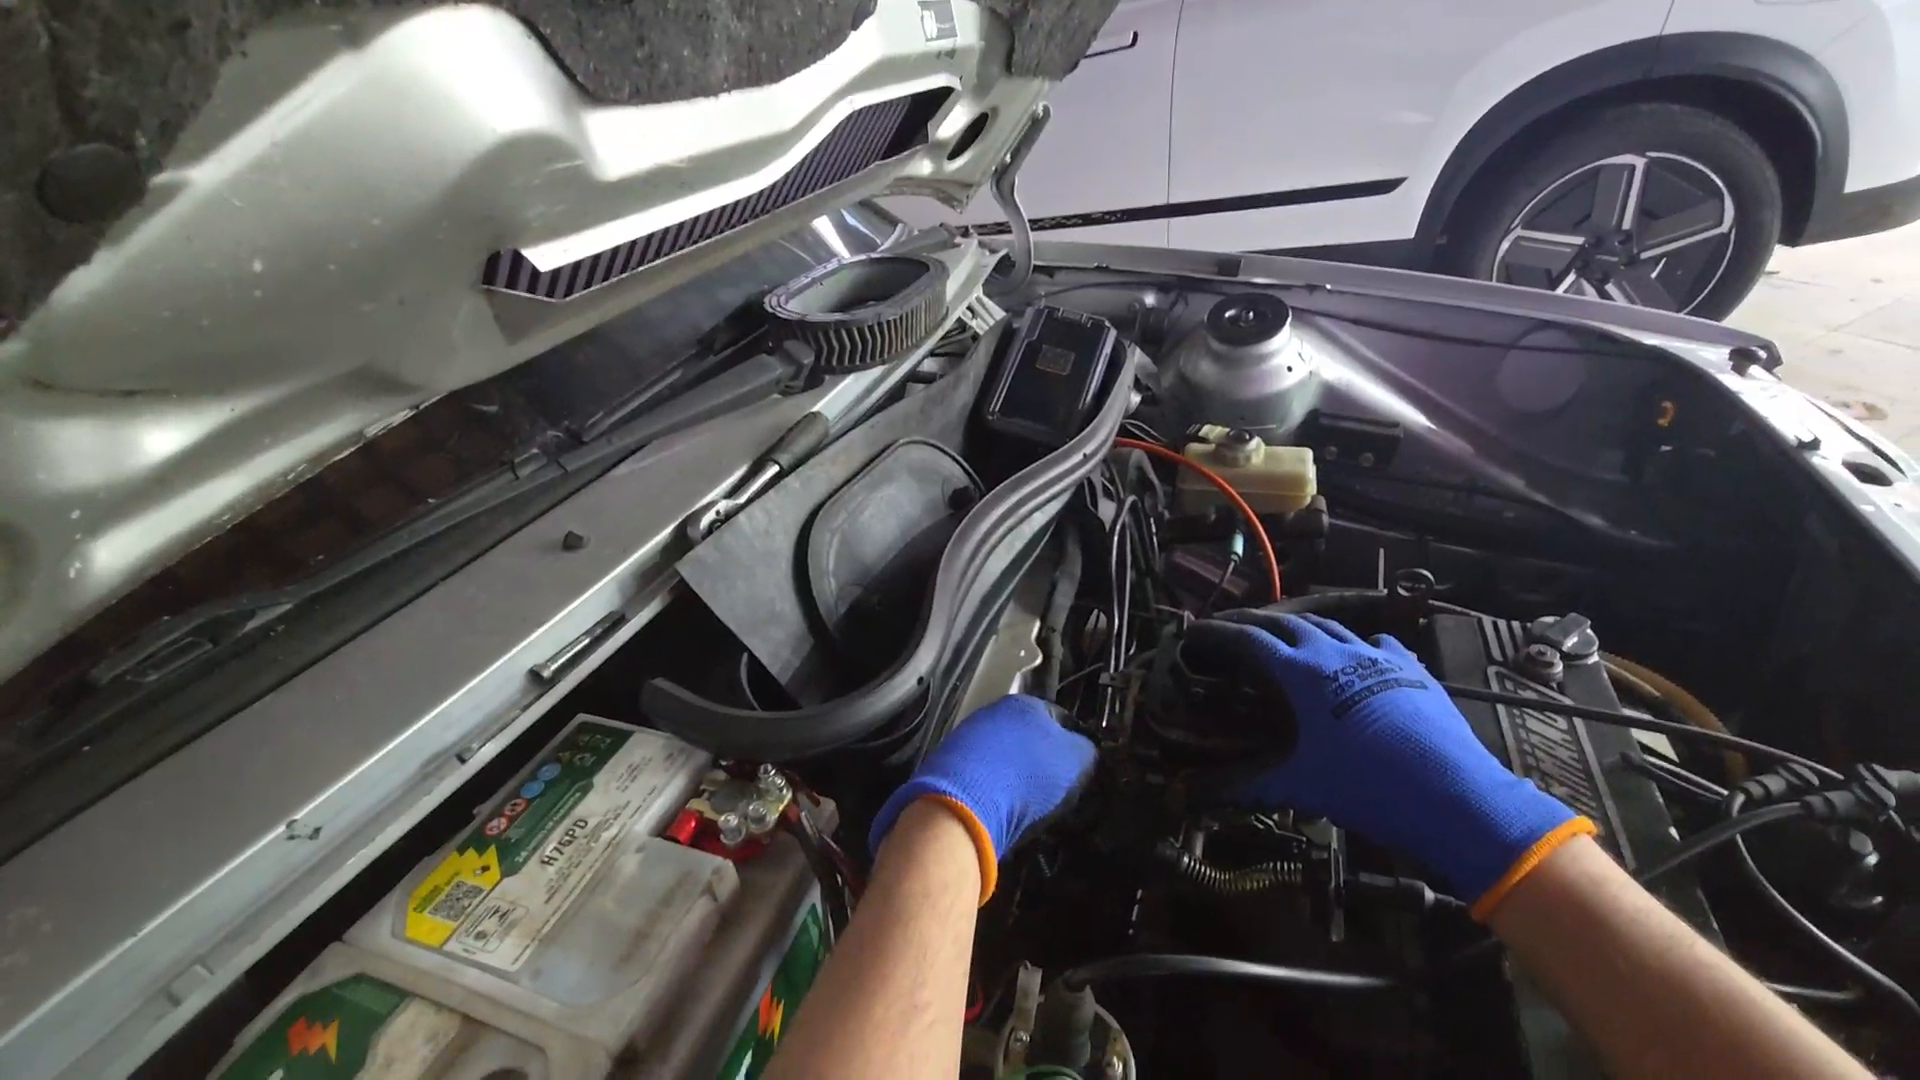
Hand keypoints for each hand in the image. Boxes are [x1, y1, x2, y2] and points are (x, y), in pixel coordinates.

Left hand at [869, 694, 1095, 903]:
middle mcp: (993, 712)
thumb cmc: (1029, 776)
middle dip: (1040, 758)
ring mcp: (966, 736)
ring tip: (1025, 802)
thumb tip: (1085, 749)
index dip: (1074, 742)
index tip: (1079, 767)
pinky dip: (990, 787)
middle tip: (1053, 787)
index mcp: (1026, 703)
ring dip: (1013, 773)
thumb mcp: (1077, 763)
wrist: (964, 803)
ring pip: (1001, 754)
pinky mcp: (946, 764)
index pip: (1059, 718)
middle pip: (1027, 735)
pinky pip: (980, 774)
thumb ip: (1087, 751)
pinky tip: (997, 806)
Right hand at [1186, 612, 1591, 917]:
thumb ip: (1250, 785)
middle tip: (1231, 625)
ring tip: (1285, 634)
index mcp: (1302, 674)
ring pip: (1330, 626)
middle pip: (1285, 621)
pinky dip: (1355, 643)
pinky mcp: (1410, 668)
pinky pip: (1375, 642)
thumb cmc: (1367, 787)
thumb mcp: (1303, 786)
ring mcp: (1377, 656)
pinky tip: (1357, 654)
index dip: (1217, 632)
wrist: (1455, 795)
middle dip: (1253, 620)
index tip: (1195, 630)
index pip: (1248, 640)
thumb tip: (1197, 796)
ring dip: (1301, 626)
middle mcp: (1335, 653)